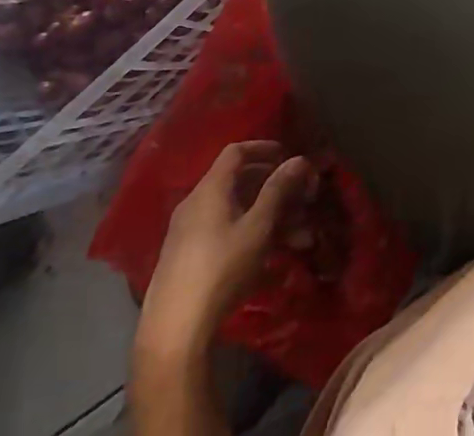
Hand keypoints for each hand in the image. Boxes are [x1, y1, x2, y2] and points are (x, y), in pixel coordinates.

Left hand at [136, 141, 312, 359]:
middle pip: (236, 181)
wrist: (175, 325)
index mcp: (210, 188)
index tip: (287, 156)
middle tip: (297, 197)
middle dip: (271, 187)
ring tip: (295, 237)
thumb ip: (278, 191)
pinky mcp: (186, 254)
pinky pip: (222, 229)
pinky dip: (247, 232)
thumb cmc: (222, 267)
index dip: (263, 148)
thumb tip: (298, 160)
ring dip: (265, 216)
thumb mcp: (257, 228)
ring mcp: (187, 229)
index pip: (236, 152)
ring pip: (233, 210)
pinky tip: (267, 257)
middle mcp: (195, 201)